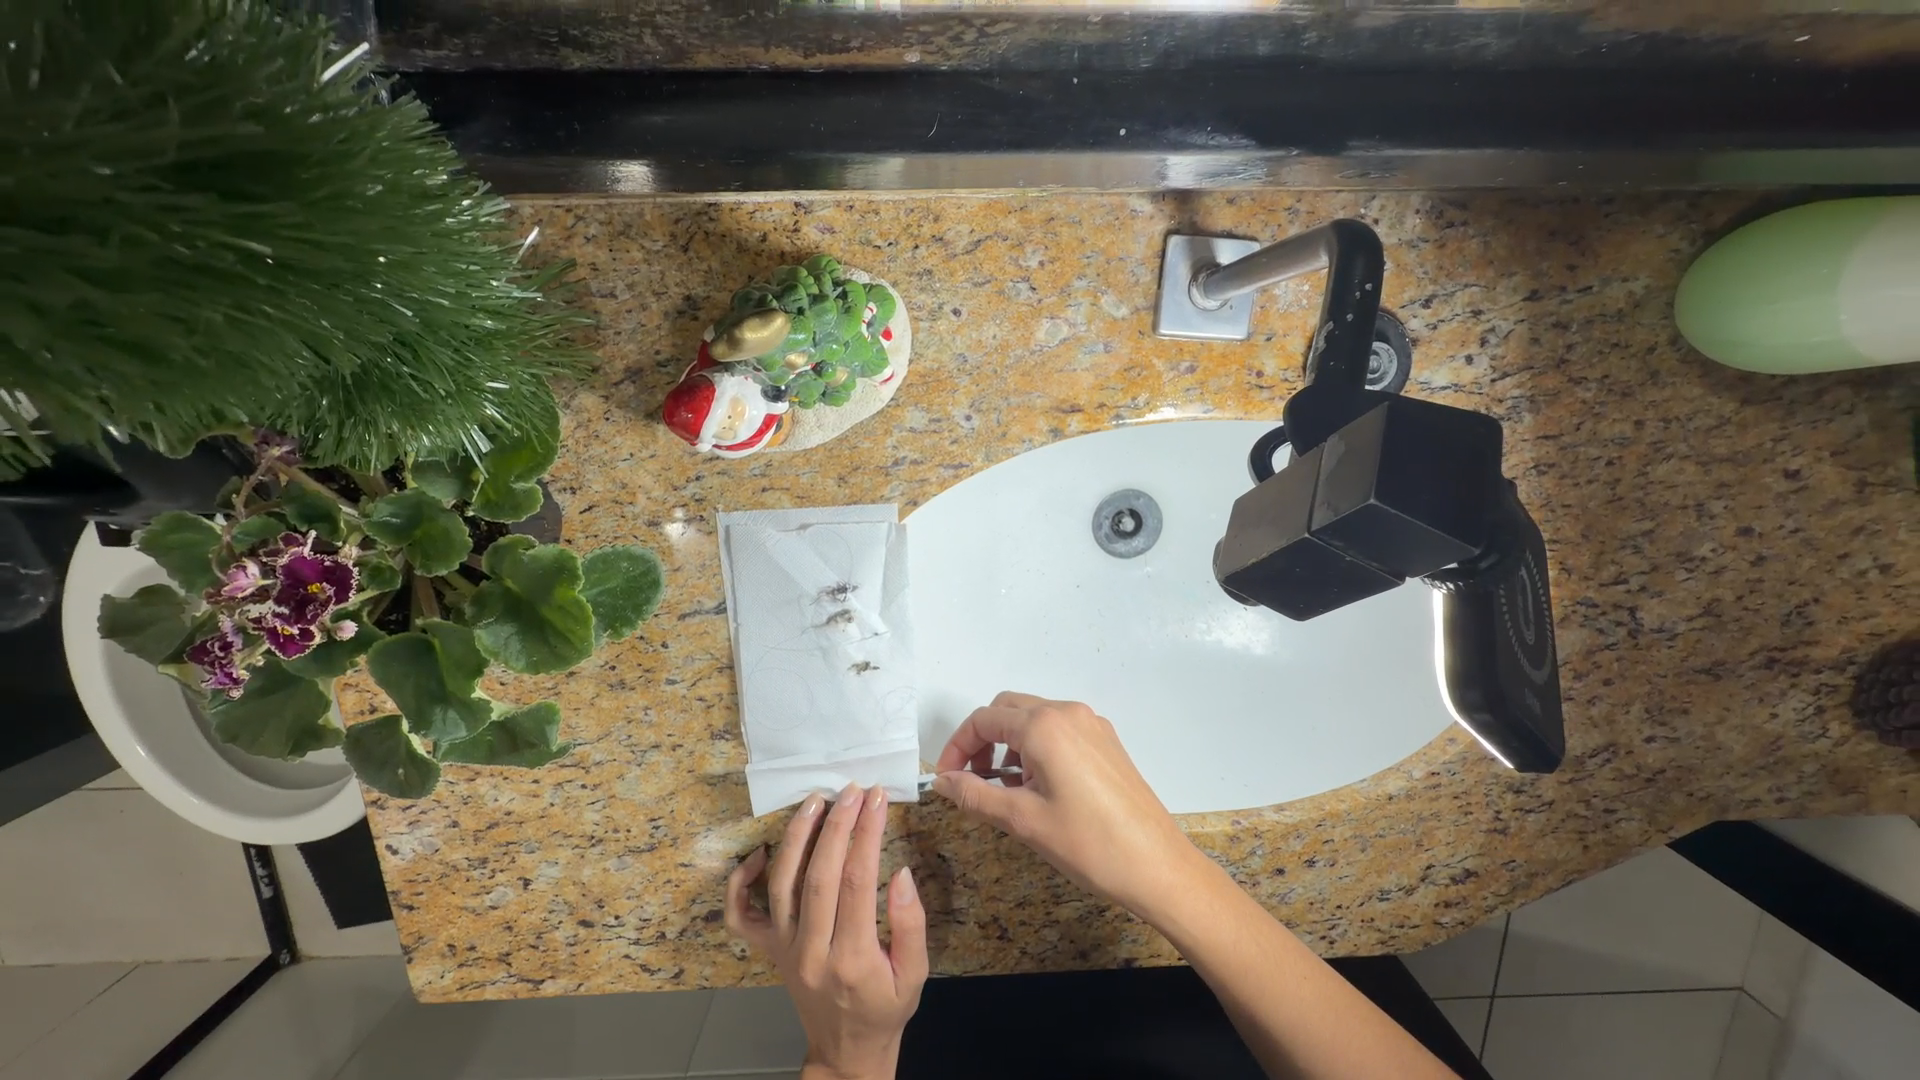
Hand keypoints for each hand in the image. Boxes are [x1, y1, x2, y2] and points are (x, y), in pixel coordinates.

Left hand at [725, 784, 927, 1079]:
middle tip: (853, 790)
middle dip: (837, 825)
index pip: (858, 881)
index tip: (878, 800)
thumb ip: (911, 924)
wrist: (846, 1051)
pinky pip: (741, 915)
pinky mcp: (769, 950)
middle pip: (818, 875)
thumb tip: (901, 873)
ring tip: (817, 800)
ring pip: (782, 884)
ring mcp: (784, 949)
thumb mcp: (916, 974)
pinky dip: (741, 882)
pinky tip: (760, 852)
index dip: (868, 834)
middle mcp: (812, 951)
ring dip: (797, 836)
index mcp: (853, 958)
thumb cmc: (885, 1009)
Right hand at [931, 692, 1206, 921]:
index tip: (946, 779)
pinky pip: (1059, 731)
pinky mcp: (1106, 742)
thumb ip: (974, 794)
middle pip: (1007, 709)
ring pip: (1033, 718)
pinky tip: (1037, 788)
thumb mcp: (1023, 820)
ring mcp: (1091, 725)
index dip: (957, 747)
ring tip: (1006, 790)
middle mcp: (1068, 713)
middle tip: (970, 781)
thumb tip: (941, 781)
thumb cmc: (1087, 844)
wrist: (1157, 866)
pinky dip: (1036, 748)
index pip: (983, 719)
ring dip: (1009, 745)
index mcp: (1044, 726)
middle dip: (981, 740)